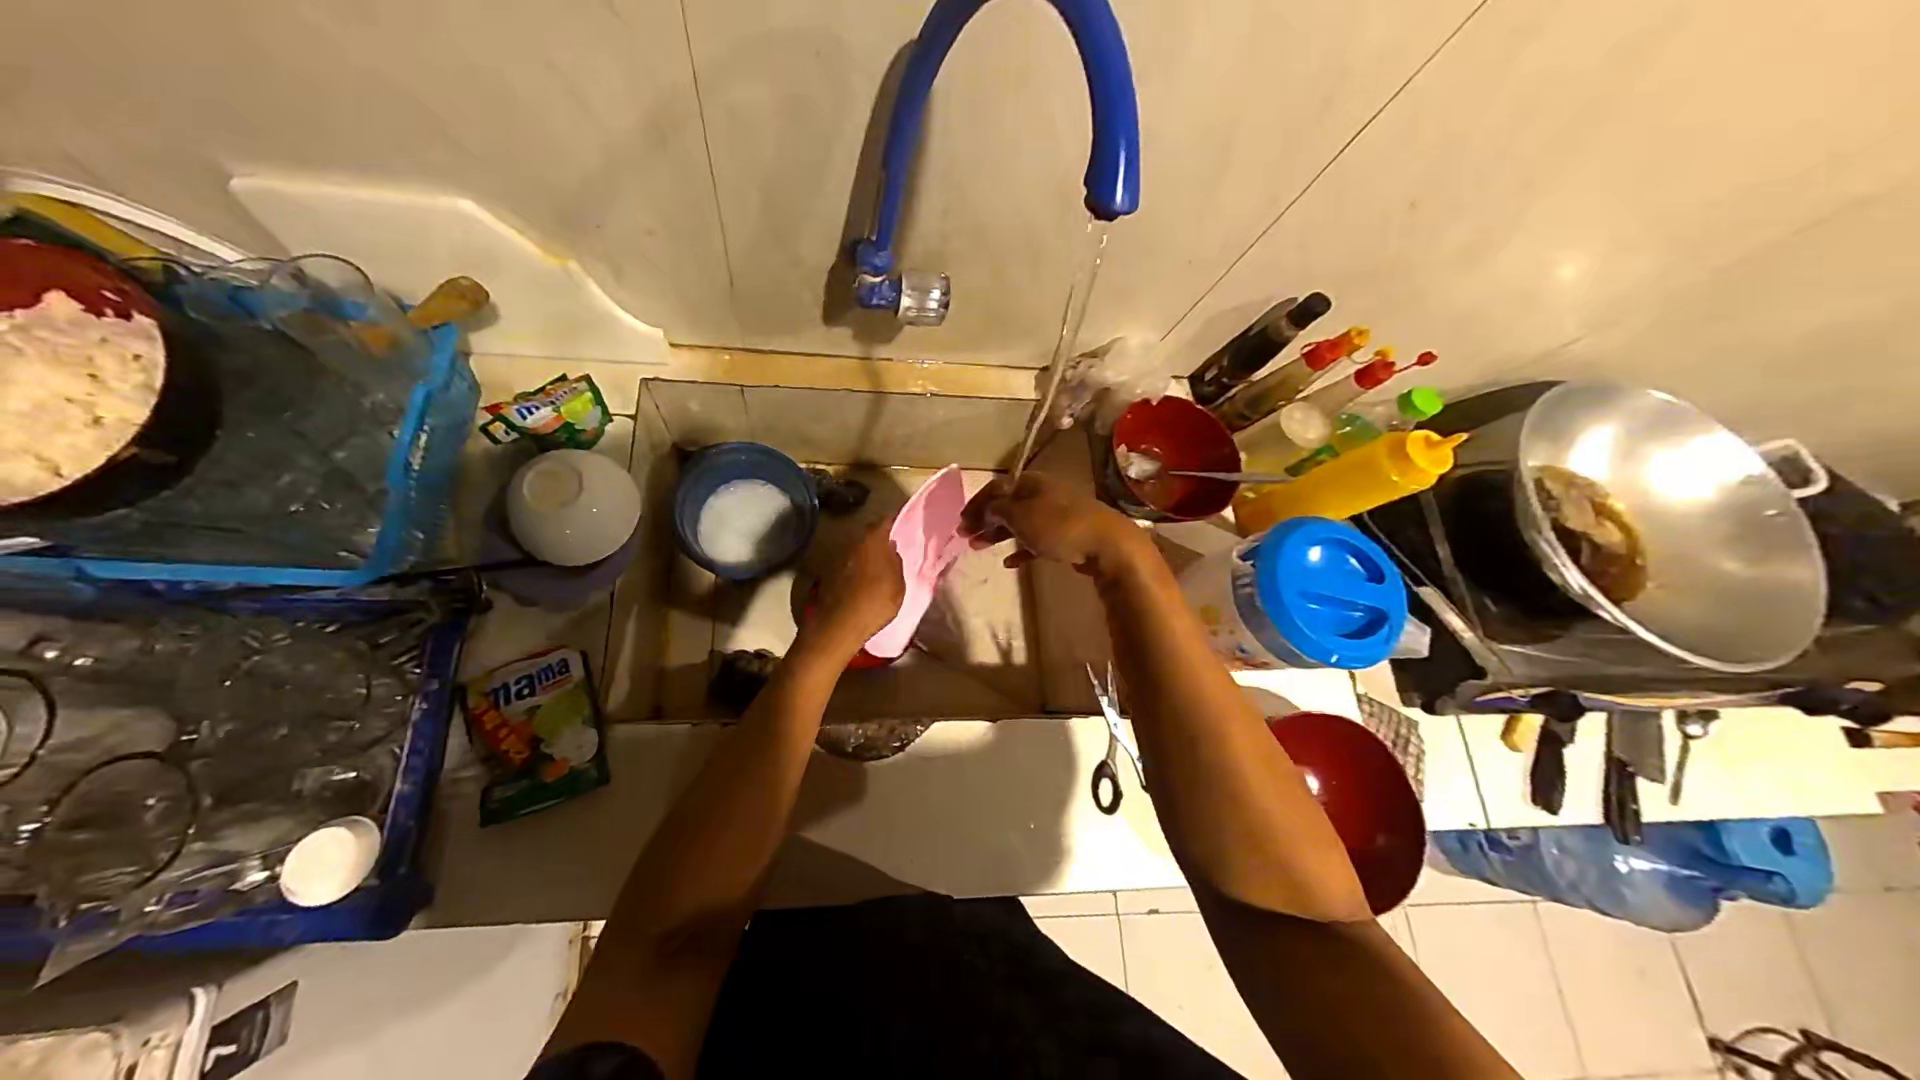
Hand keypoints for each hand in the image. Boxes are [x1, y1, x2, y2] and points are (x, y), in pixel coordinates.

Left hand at [808, 517, 905, 649]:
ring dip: (868, 553)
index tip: (904, 524)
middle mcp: (853, 542)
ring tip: (880, 564)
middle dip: (881, 537)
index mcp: (873, 540)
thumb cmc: (876, 601)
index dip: (896, 521)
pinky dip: (858, 566)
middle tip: (894, 546)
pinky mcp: (830, 573)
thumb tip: (891, 548)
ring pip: (858, 548)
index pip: (886, 521)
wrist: (840, 625)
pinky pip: (850, 563)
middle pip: (869, 533)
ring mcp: (839, 557)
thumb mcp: (899, 584)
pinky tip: (865, 578)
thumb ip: (896, 561)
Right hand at [960, 473, 1147, 577]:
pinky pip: (1037, 541)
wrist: (1107, 544)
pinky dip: (1021, 549)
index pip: (996, 487)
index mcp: (1032, 482)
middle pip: (1008, 504)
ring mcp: (1058, 515)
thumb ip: (997, 510)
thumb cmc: (1058, 526)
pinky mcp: (1067, 536)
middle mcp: (1044, 494)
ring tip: (979, 547)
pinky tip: (1009, 563)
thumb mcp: (1020, 515)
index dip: (976, 503)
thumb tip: (986, 509)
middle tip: (966, 536)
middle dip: (985, 519)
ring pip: (1021, 522)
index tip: (961, 522)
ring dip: (999, 534)